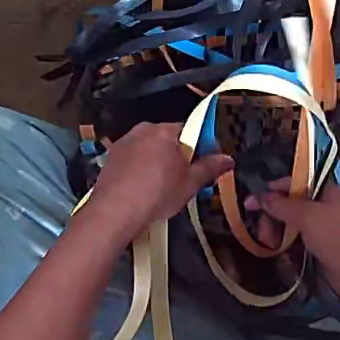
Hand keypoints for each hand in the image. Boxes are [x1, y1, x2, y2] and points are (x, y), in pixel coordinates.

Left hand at [82, 123, 233, 242]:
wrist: (115, 210)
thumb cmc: (156, 193)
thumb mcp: (190, 183)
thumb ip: (210, 168)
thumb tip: (228, 159)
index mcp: (164, 130)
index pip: (190, 130)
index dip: (200, 147)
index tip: (204, 164)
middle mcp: (143, 130)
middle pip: (168, 139)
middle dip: (177, 156)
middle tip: (184, 179)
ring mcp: (124, 142)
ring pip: (149, 149)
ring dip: (157, 162)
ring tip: (162, 188)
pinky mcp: (111, 157)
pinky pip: (133, 159)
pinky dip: (140, 170)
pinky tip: (143, 189)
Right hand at [245, 179, 339, 303]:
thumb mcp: (310, 217)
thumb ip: (282, 205)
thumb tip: (260, 195)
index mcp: (324, 191)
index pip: (291, 182)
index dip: (269, 190)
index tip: (249, 204)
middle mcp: (322, 206)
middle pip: (287, 203)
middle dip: (271, 215)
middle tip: (262, 233)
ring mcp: (321, 228)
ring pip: (290, 224)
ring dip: (276, 232)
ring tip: (269, 245)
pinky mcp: (320, 248)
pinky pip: (296, 241)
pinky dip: (285, 245)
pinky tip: (277, 252)